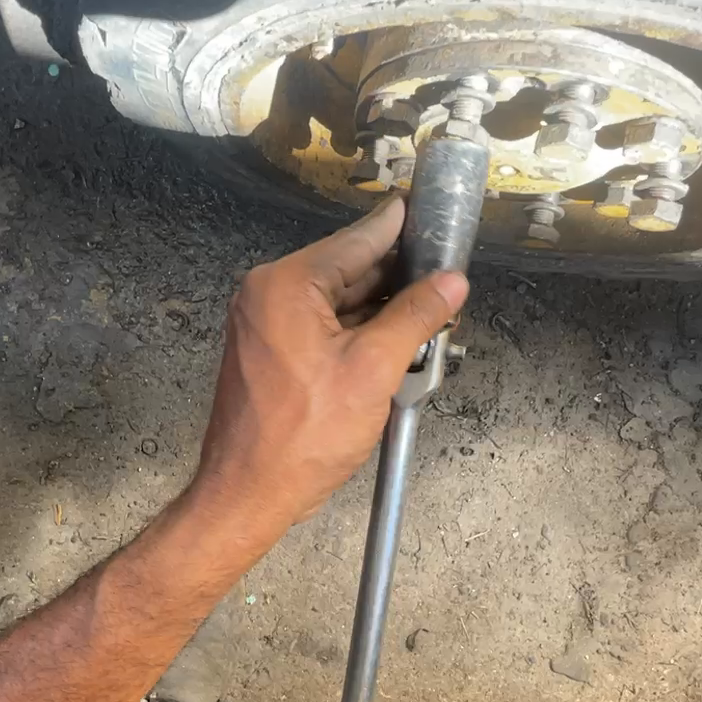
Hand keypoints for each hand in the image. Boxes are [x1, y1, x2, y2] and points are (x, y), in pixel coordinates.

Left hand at [192, 198, 468, 536]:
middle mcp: (267, 294)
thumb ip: (414, 317)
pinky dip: (356, 334)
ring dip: (380, 312)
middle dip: (396, 280)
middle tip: (447, 279)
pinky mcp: (270, 352)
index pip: (356, 241)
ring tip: (431, 315)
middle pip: (346, 272)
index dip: (400, 227)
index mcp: (285, 284)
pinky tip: (395, 342)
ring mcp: (265, 324)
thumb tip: (452, 280)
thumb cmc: (306, 434)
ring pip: (336, 304)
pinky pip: (321, 329)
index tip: (432, 209)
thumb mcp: (373, 369)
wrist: (249, 492)